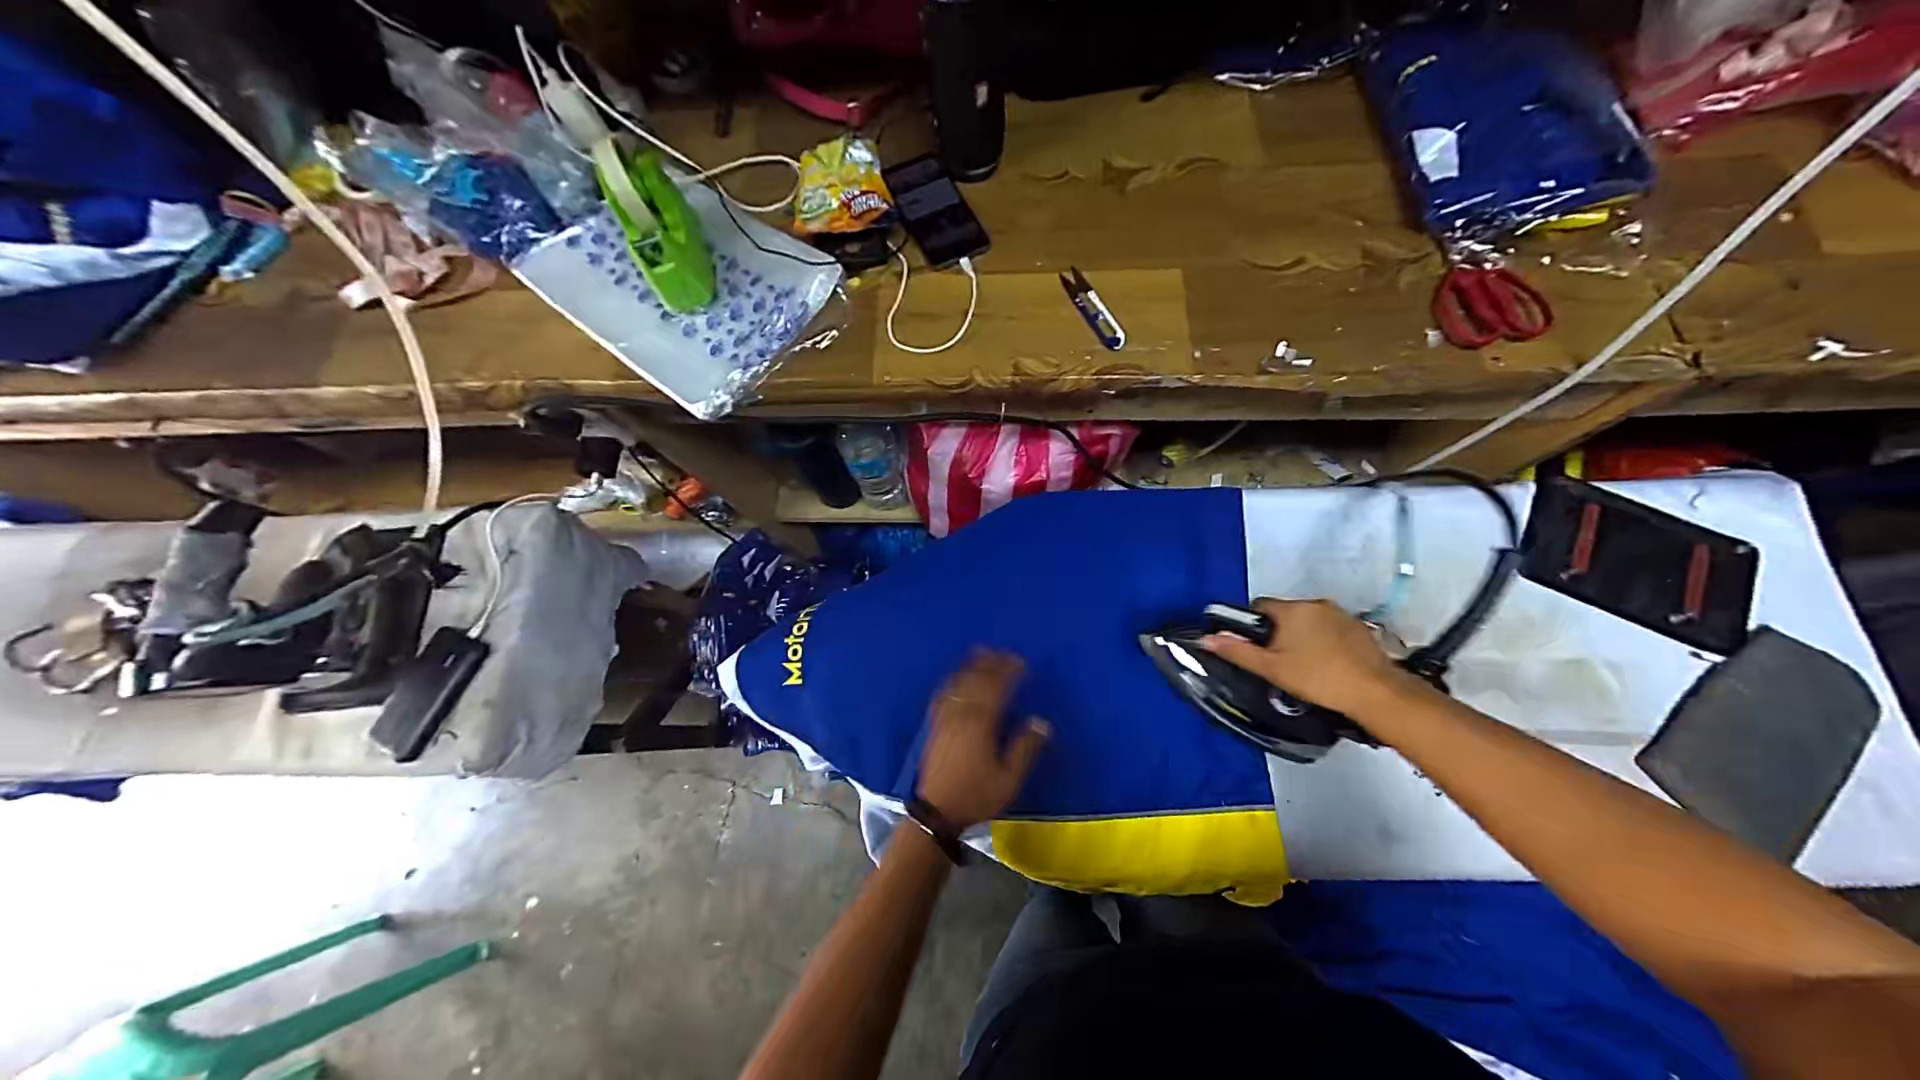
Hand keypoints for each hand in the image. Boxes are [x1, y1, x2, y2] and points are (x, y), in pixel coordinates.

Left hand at [917, 650, 1049, 828]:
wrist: (935, 812)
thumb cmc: (976, 796)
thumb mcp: (1009, 779)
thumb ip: (1025, 748)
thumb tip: (1041, 722)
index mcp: (980, 724)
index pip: (996, 689)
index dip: (1008, 672)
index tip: (1020, 662)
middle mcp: (960, 715)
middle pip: (976, 681)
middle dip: (991, 664)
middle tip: (1004, 653)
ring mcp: (944, 719)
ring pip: (958, 684)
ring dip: (971, 667)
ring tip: (982, 654)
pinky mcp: (934, 726)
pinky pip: (943, 695)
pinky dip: (952, 680)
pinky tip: (956, 677)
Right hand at [1200, 598, 1430, 717]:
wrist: (1376, 693)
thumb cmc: (1318, 678)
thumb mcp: (1272, 668)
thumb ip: (1238, 651)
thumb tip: (1208, 638)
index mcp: (1293, 609)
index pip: (1260, 606)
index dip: (1253, 626)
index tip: (1256, 648)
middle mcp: (1317, 604)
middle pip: (1285, 613)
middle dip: (1278, 632)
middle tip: (1278, 662)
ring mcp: (1342, 615)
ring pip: (1308, 621)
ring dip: (1302, 636)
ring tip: (1304, 666)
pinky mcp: (1360, 629)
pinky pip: (1330, 629)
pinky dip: (1324, 642)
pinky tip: (1326, 666)